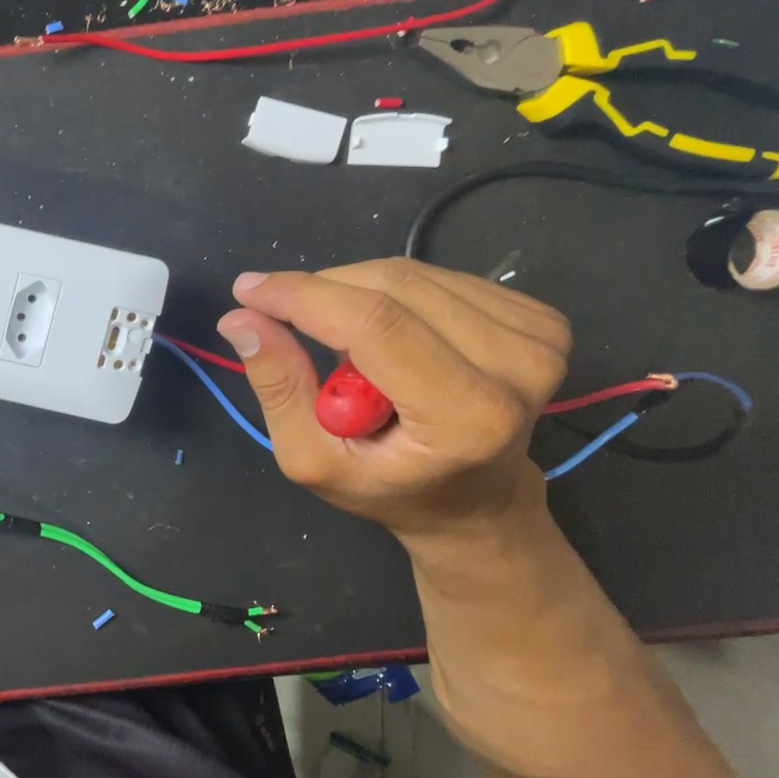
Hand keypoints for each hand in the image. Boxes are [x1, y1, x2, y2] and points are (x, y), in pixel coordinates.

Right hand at [217, 259, 571, 544]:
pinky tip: (381, 330)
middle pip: (393, 287)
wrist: (476, 502)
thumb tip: (240, 319)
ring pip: (411, 275)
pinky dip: (388, 294)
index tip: (247, 289)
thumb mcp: (312, 459)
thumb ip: (279, 389)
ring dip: (351, 291)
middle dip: (319, 289)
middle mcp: (517, 368)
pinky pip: (437, 277)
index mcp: (465, 416)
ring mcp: (537, 337)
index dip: (304, 296)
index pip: (376, 324)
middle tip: (275, 311)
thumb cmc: (388, 489)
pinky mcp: (539, 318)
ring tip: (332, 335)